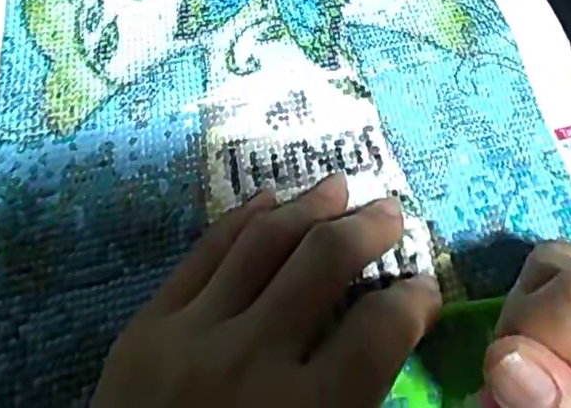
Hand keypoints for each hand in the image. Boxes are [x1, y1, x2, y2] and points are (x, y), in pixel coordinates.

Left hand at [91, 172, 440, 407]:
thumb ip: (356, 405)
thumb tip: (395, 342)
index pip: (379, 331)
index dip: (414, 302)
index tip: (425, 291)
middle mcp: (250, 363)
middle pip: (325, 259)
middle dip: (369, 227)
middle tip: (391, 211)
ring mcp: (191, 338)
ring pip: (266, 241)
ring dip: (311, 205)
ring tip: (338, 185)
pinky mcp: (145, 329)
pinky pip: (205, 251)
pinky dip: (243, 218)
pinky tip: (269, 199)